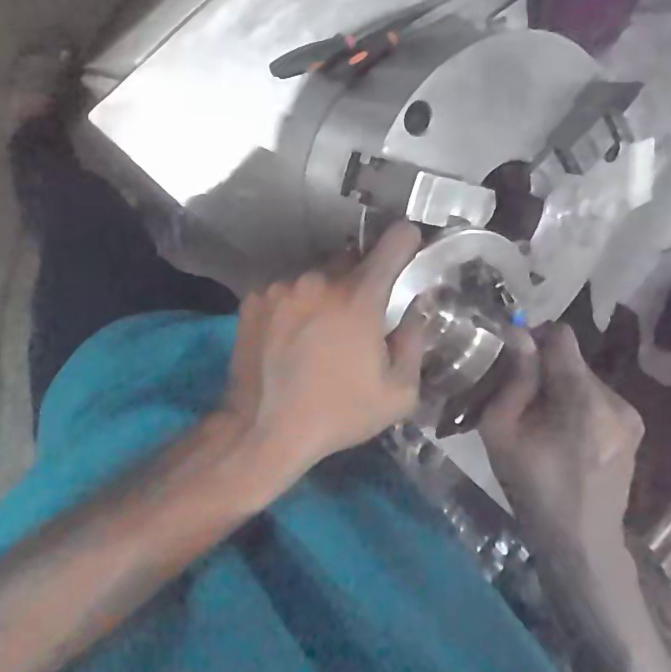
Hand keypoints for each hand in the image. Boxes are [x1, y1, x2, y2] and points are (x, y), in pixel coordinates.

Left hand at [223, 221, 427, 480]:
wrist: (262, 430)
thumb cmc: (337, 414)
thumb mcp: (397, 393)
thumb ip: (414, 341)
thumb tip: (416, 308)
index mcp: (359, 297)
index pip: (394, 242)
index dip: (406, 242)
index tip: (408, 251)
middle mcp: (319, 279)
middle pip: (351, 260)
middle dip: (360, 280)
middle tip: (358, 317)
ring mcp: (281, 286)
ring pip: (315, 276)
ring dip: (324, 293)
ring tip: (318, 332)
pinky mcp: (254, 298)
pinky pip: (285, 289)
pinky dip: (293, 304)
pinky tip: (289, 337)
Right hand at [478, 324, 644, 558]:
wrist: (580, 543)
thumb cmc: (532, 487)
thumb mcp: (502, 430)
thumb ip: (513, 378)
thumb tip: (518, 332)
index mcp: (584, 398)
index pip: (561, 336)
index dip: (534, 338)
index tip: (513, 362)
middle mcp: (615, 399)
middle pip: (572, 359)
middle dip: (544, 370)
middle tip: (519, 400)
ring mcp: (630, 415)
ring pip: (583, 379)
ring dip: (559, 388)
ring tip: (540, 423)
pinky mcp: (634, 429)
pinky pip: (596, 399)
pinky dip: (576, 405)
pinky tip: (563, 436)